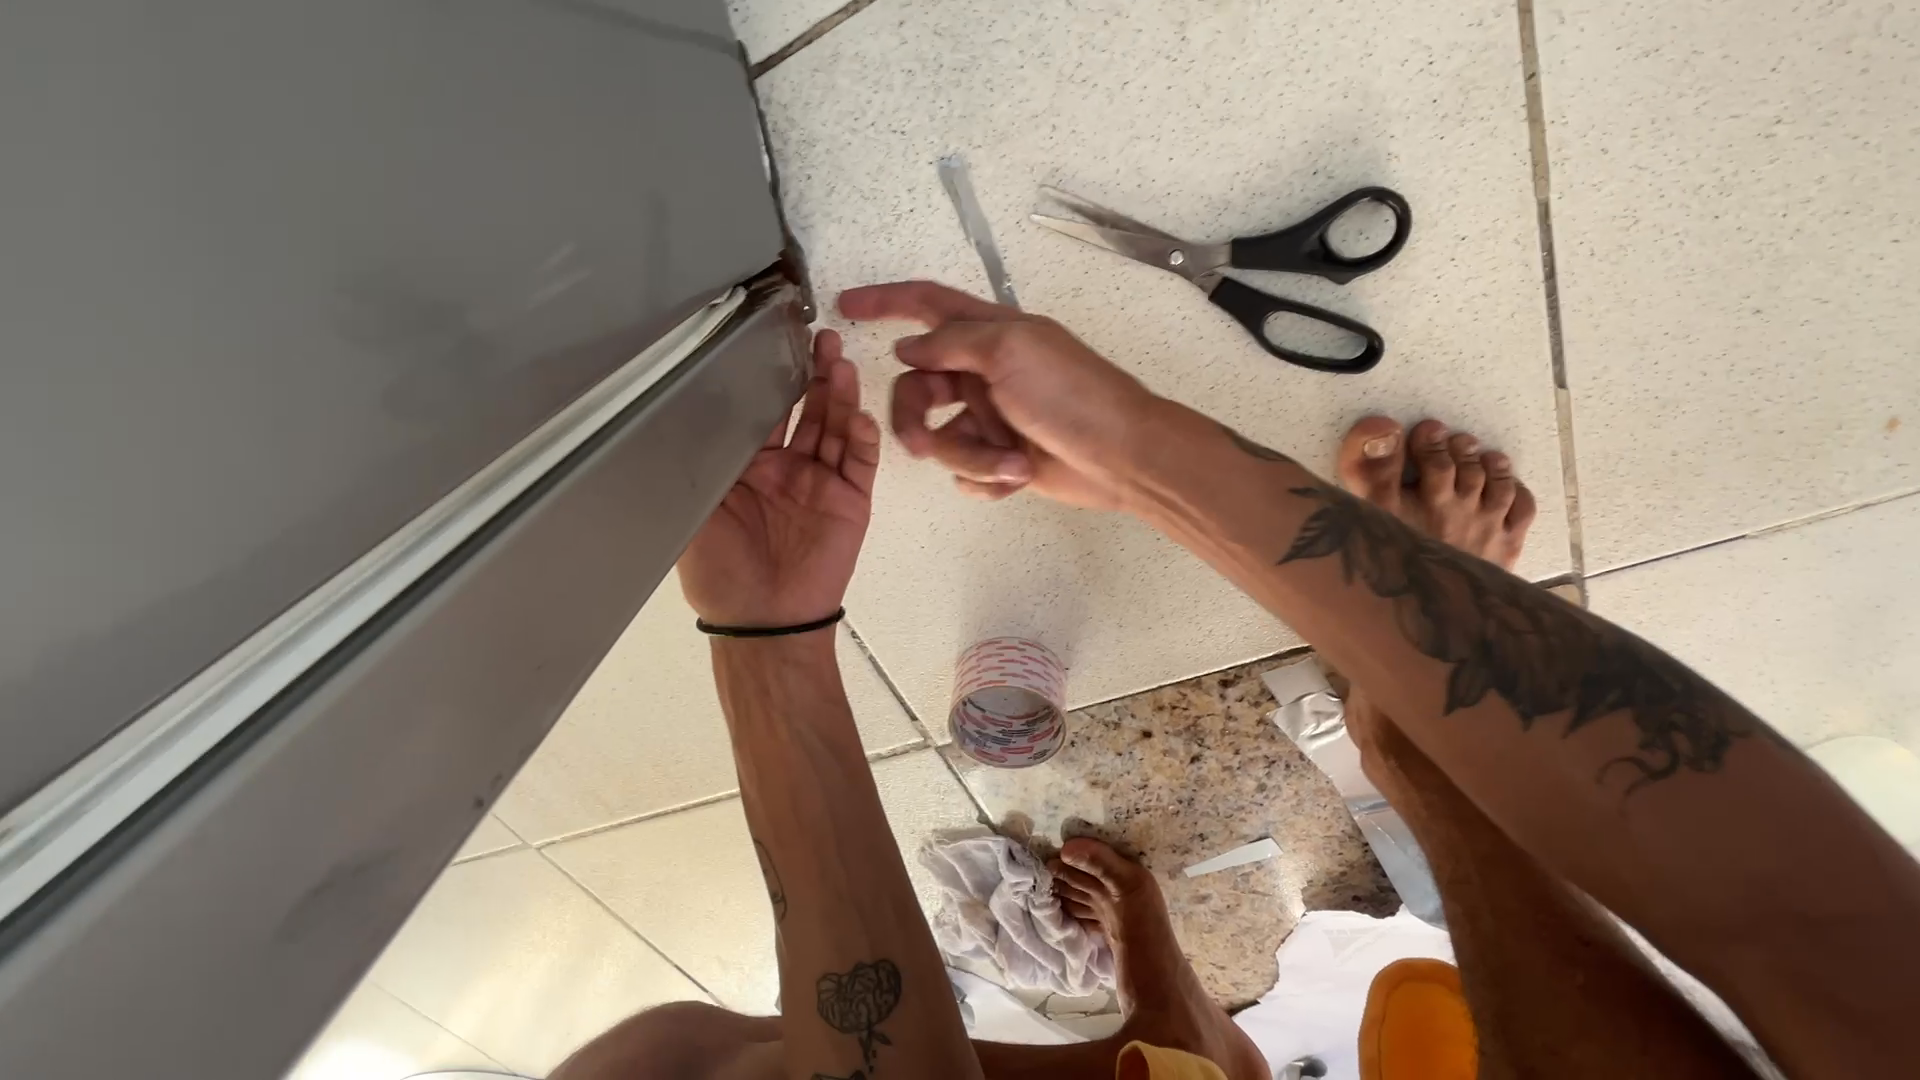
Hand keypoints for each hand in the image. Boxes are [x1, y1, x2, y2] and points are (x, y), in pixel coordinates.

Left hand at [677, 330, 878, 627]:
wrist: (765, 619)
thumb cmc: (722, 570)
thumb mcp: (692, 512)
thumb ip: (695, 464)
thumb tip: (674, 412)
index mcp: (749, 467)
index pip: (766, 412)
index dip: (772, 379)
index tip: (776, 342)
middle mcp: (788, 468)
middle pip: (808, 411)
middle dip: (815, 374)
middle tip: (822, 337)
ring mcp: (823, 482)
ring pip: (837, 429)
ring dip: (840, 396)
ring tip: (840, 362)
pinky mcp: (852, 501)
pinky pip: (861, 462)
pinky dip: (863, 437)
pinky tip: (859, 413)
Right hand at [838, 281, 1160, 510]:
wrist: (1120, 458)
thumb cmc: (1070, 395)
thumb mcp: (1011, 351)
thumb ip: (953, 343)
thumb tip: (906, 347)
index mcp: (988, 334)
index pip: (926, 306)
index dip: (884, 301)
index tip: (844, 305)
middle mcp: (982, 373)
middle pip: (916, 386)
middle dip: (915, 419)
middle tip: (920, 445)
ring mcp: (989, 417)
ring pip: (939, 437)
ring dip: (971, 456)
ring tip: (1012, 465)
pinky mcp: (998, 459)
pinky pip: (963, 471)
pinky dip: (985, 478)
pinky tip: (1016, 477)